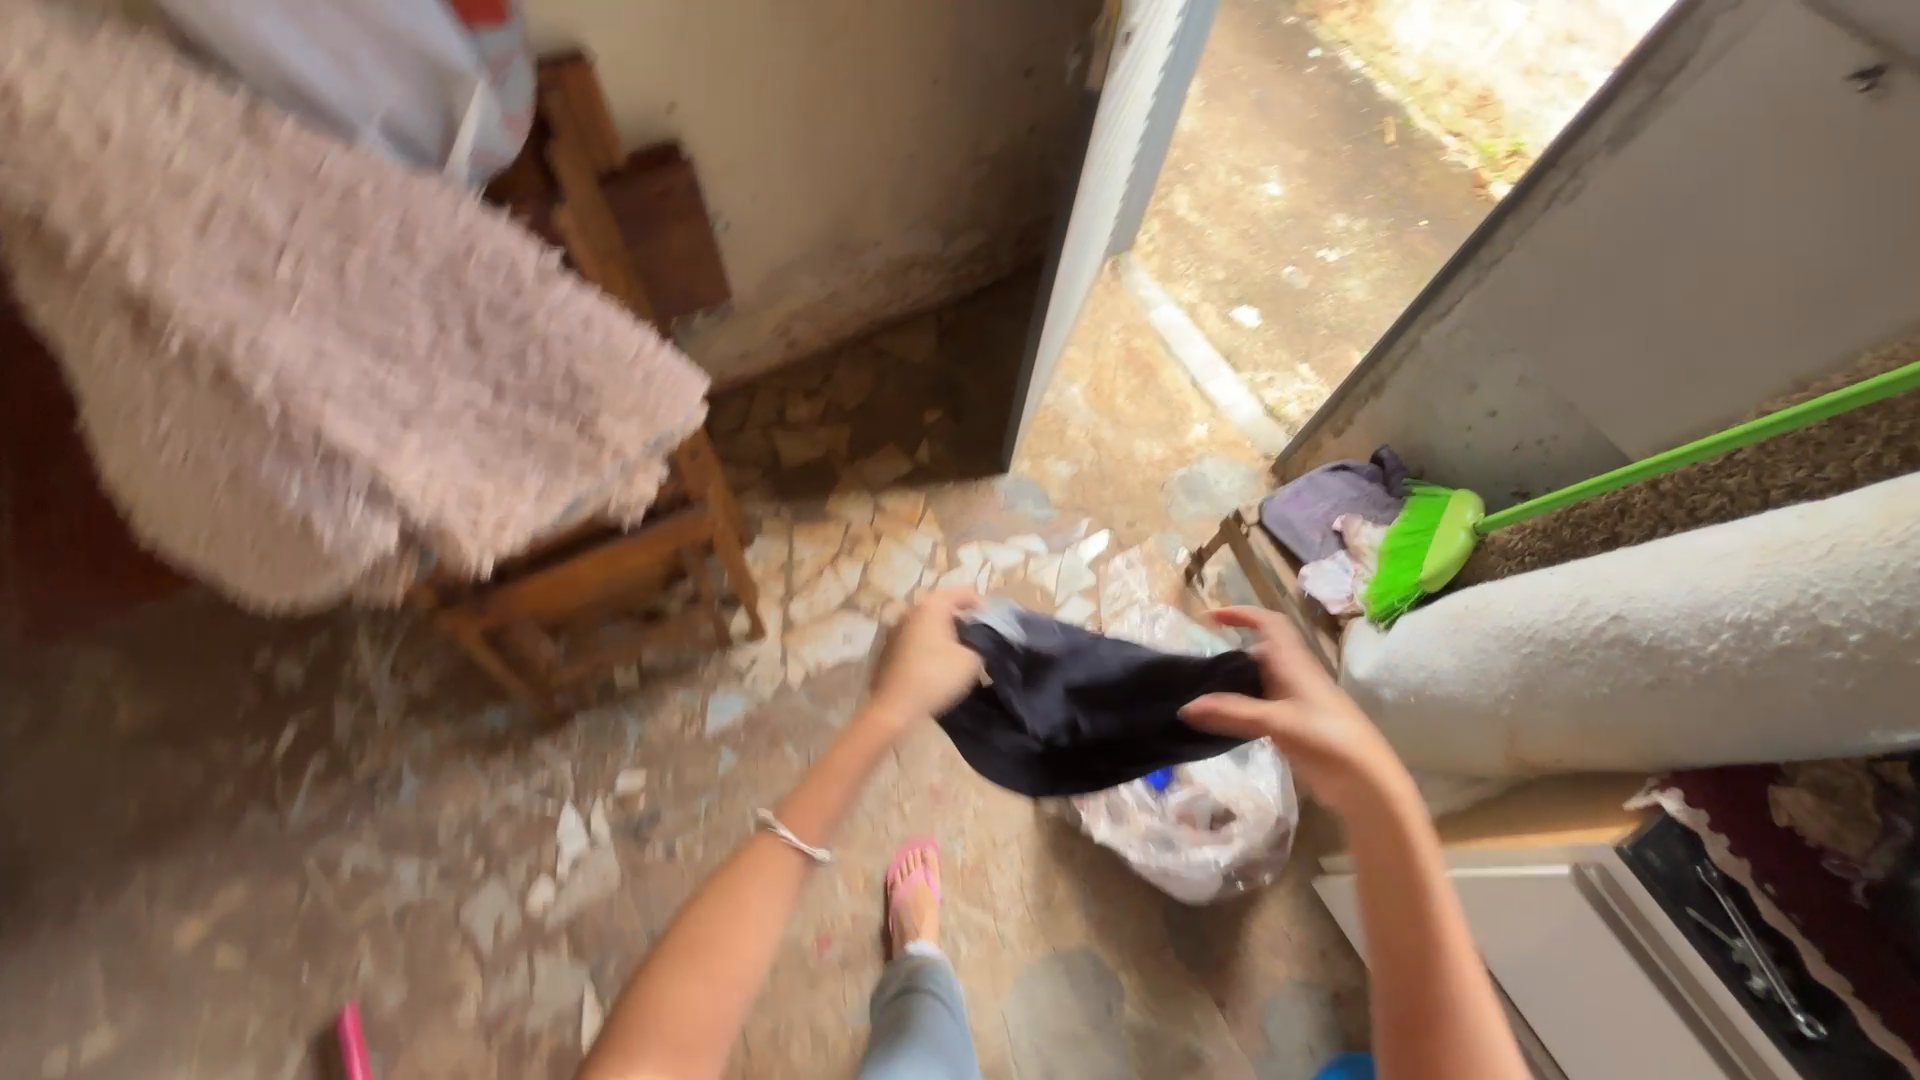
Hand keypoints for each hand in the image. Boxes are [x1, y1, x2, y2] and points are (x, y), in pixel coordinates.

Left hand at [867, 588, 986, 726]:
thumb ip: (981, 643)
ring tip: (959, 650)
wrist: (894, 707)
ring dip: (944, 631)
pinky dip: (928, 643)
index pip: (962, 592)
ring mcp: (894, 628)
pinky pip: (914, 637)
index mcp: (931, 606)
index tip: (992, 624)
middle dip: (961, 618)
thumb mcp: (972, 661)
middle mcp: (910, 610)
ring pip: (926, 622)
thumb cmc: (935, 677)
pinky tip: (936, 662)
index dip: (981, 605)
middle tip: (977, 636)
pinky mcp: (887, 647)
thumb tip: (978, 640)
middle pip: (942, 605)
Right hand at [1180, 607, 1411, 814]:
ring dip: (1235, 682)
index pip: (1269, 623)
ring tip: (1204, 692)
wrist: (1367, 782)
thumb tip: (1186, 707)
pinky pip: (1262, 706)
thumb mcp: (1276, 721)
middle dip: (1232, 651)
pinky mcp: (1296, 726)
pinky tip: (1224, 721)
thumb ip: (1231, 714)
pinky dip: (1241, 707)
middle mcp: (1295, 676)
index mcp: (1295, 663)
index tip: (1210, 617)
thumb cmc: (1328, 739)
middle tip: (1200, 664)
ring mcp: (1297, 702)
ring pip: (1261, 681)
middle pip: (1262, 652)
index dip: (1241, 613)